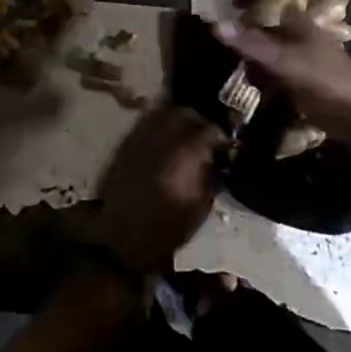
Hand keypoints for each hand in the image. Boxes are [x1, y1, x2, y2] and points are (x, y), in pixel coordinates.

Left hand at [93, 108, 226, 275]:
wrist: (123, 238)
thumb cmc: (167, 229)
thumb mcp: (200, 206)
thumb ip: (211, 175)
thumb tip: (219, 156)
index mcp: (184, 158)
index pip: (208, 130)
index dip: (221, 134)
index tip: (227, 142)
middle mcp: (160, 143)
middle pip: (182, 113)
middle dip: (199, 119)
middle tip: (208, 133)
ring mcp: (139, 142)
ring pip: (161, 115)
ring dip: (178, 119)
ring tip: (188, 133)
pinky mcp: (125, 147)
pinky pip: (145, 126)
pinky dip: (159, 127)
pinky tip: (167, 140)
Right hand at [216, 16, 350, 139]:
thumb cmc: (327, 80)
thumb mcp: (286, 61)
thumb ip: (252, 44)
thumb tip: (214, 24)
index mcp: (298, 25)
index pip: (266, 7)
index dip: (246, 7)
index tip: (225, 10)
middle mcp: (296, 38)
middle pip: (261, 33)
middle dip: (242, 40)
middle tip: (218, 48)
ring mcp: (296, 61)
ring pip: (263, 55)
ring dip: (248, 63)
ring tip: (230, 70)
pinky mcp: (296, 81)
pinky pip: (269, 75)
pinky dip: (258, 79)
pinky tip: (249, 86)